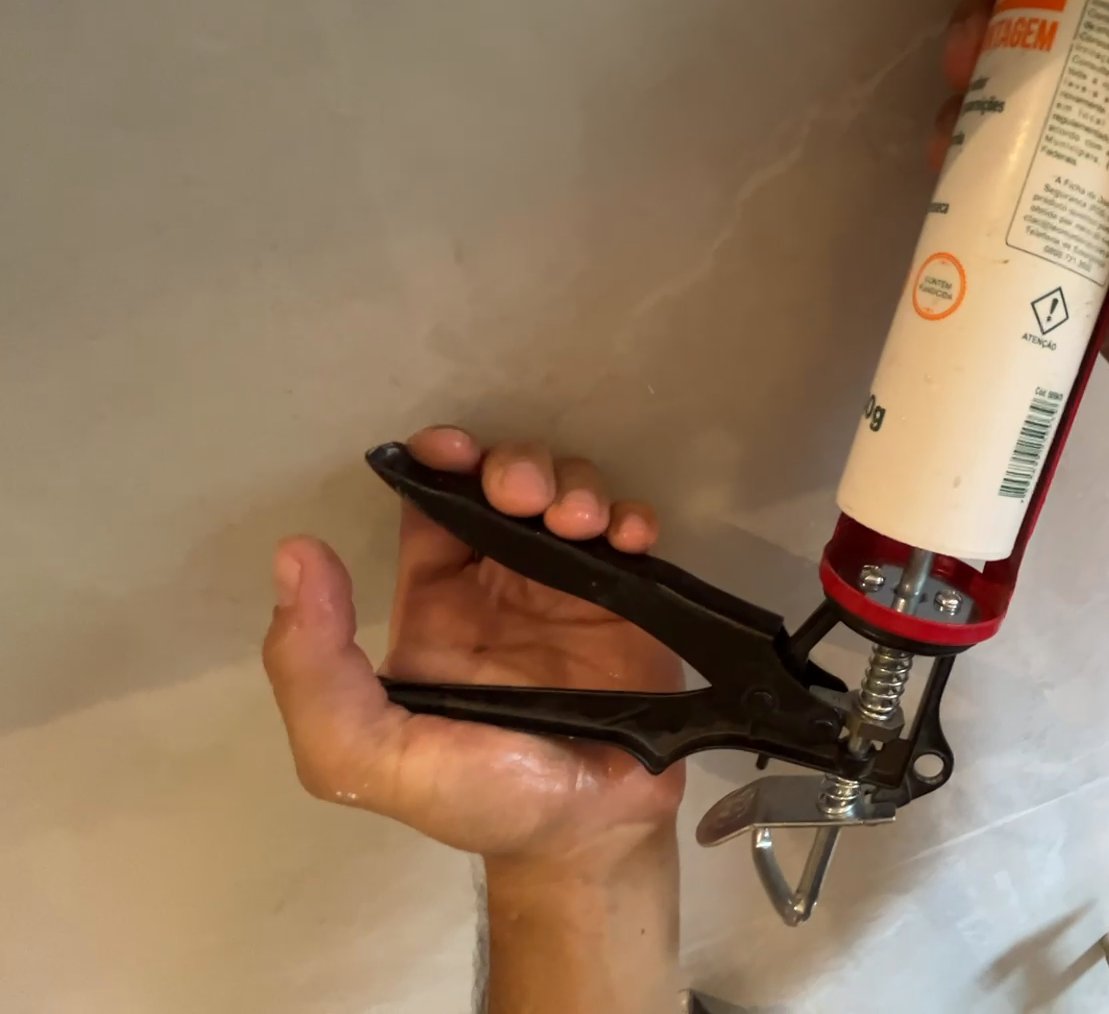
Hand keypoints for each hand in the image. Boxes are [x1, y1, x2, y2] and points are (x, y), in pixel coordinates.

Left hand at [262, 426, 685, 879]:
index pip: (435, 511)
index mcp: (442, 605)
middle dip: (520, 470)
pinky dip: (636, 519)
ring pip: (576, 497)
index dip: (442, 467)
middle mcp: (511, 583)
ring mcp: (580, 587)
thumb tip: (297, 553)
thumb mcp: (367, 755)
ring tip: (585, 525)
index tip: (456, 450)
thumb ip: (315, 673)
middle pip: (512, 487)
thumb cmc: (482, 795)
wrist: (593, 829)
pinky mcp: (638, 598)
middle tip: (531, 499)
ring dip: (579, 487)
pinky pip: (635, 536)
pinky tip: (634, 538)